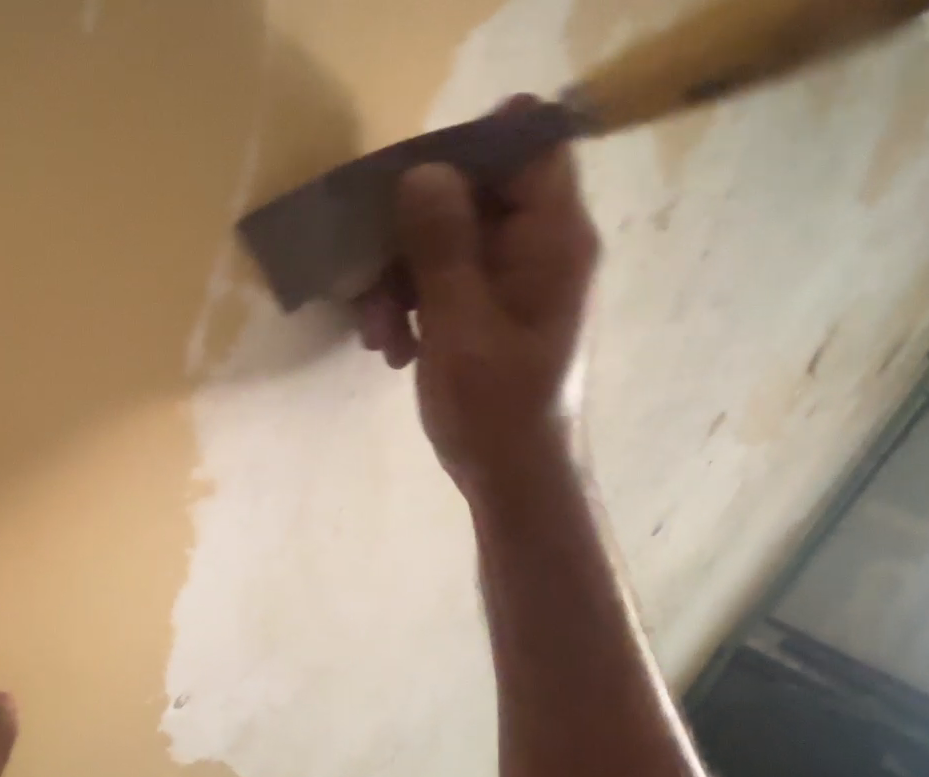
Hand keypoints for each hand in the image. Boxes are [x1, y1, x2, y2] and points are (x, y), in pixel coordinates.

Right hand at [354, 95, 599, 494]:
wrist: (514, 480)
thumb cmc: (495, 409)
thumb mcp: (459, 325)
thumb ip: (443, 245)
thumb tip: (421, 170)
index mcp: (553, 238)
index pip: (529, 145)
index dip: (469, 148)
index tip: (408, 182)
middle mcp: (540, 247)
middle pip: (473, 194)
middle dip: (411, 234)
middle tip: (374, 284)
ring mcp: (515, 279)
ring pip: (447, 240)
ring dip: (400, 280)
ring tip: (379, 334)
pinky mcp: (491, 309)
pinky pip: (445, 279)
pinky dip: (412, 306)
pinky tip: (392, 349)